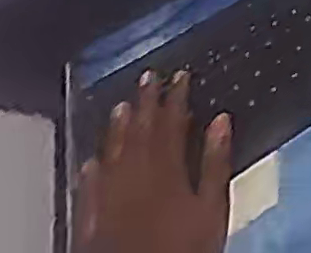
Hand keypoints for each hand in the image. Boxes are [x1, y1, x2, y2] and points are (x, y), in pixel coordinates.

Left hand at [75, 70, 232, 252]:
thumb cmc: (183, 252)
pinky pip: (89, 193)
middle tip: (148, 76)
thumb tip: (221, 120)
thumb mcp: (212, 210)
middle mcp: (135, 178)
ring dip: (117, 129)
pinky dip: (90, 174)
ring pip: (113, 155)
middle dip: (146, 102)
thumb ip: (216, 163)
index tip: (180, 75)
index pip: (171, 124)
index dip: (176, 97)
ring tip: (121, 106)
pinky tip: (90, 162)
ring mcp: (109, 202)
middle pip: (140, 133)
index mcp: (167, 171)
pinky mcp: (90, 227)